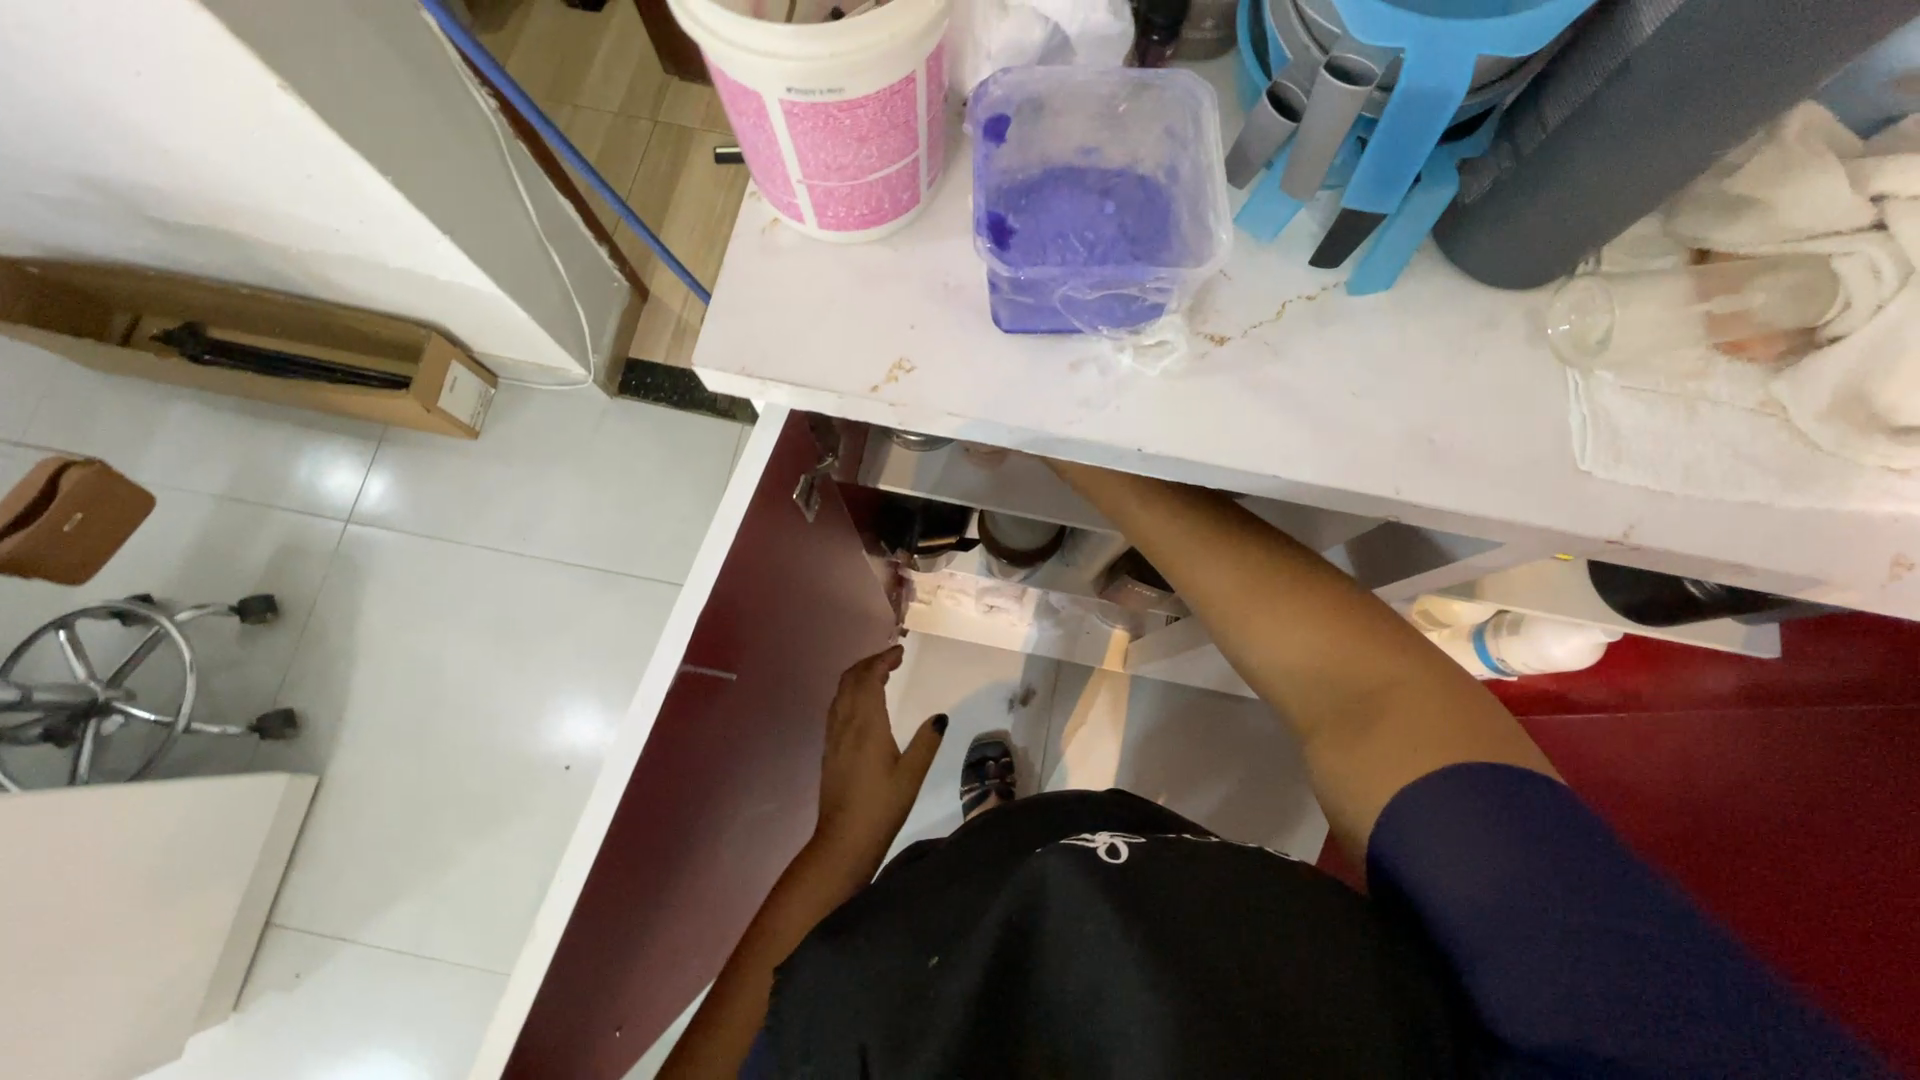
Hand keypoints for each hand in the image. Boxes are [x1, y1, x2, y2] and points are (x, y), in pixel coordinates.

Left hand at [813, 645, 946, 876]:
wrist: (843, 839)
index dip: (883, 660)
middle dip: (870, 663)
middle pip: (851, 679)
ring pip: (840, 692)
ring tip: (880, 675)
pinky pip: (837, 707)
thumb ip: (926, 742)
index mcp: (866, 724)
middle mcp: (845, 723)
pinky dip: (850, 693)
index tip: (900, 650)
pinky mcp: (829, 748)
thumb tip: (939, 717)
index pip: (869, 678)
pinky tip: (864, 704)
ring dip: (858, 676)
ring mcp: (833, 736)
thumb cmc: (882, 807)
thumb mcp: (912, 775)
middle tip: (892, 659)